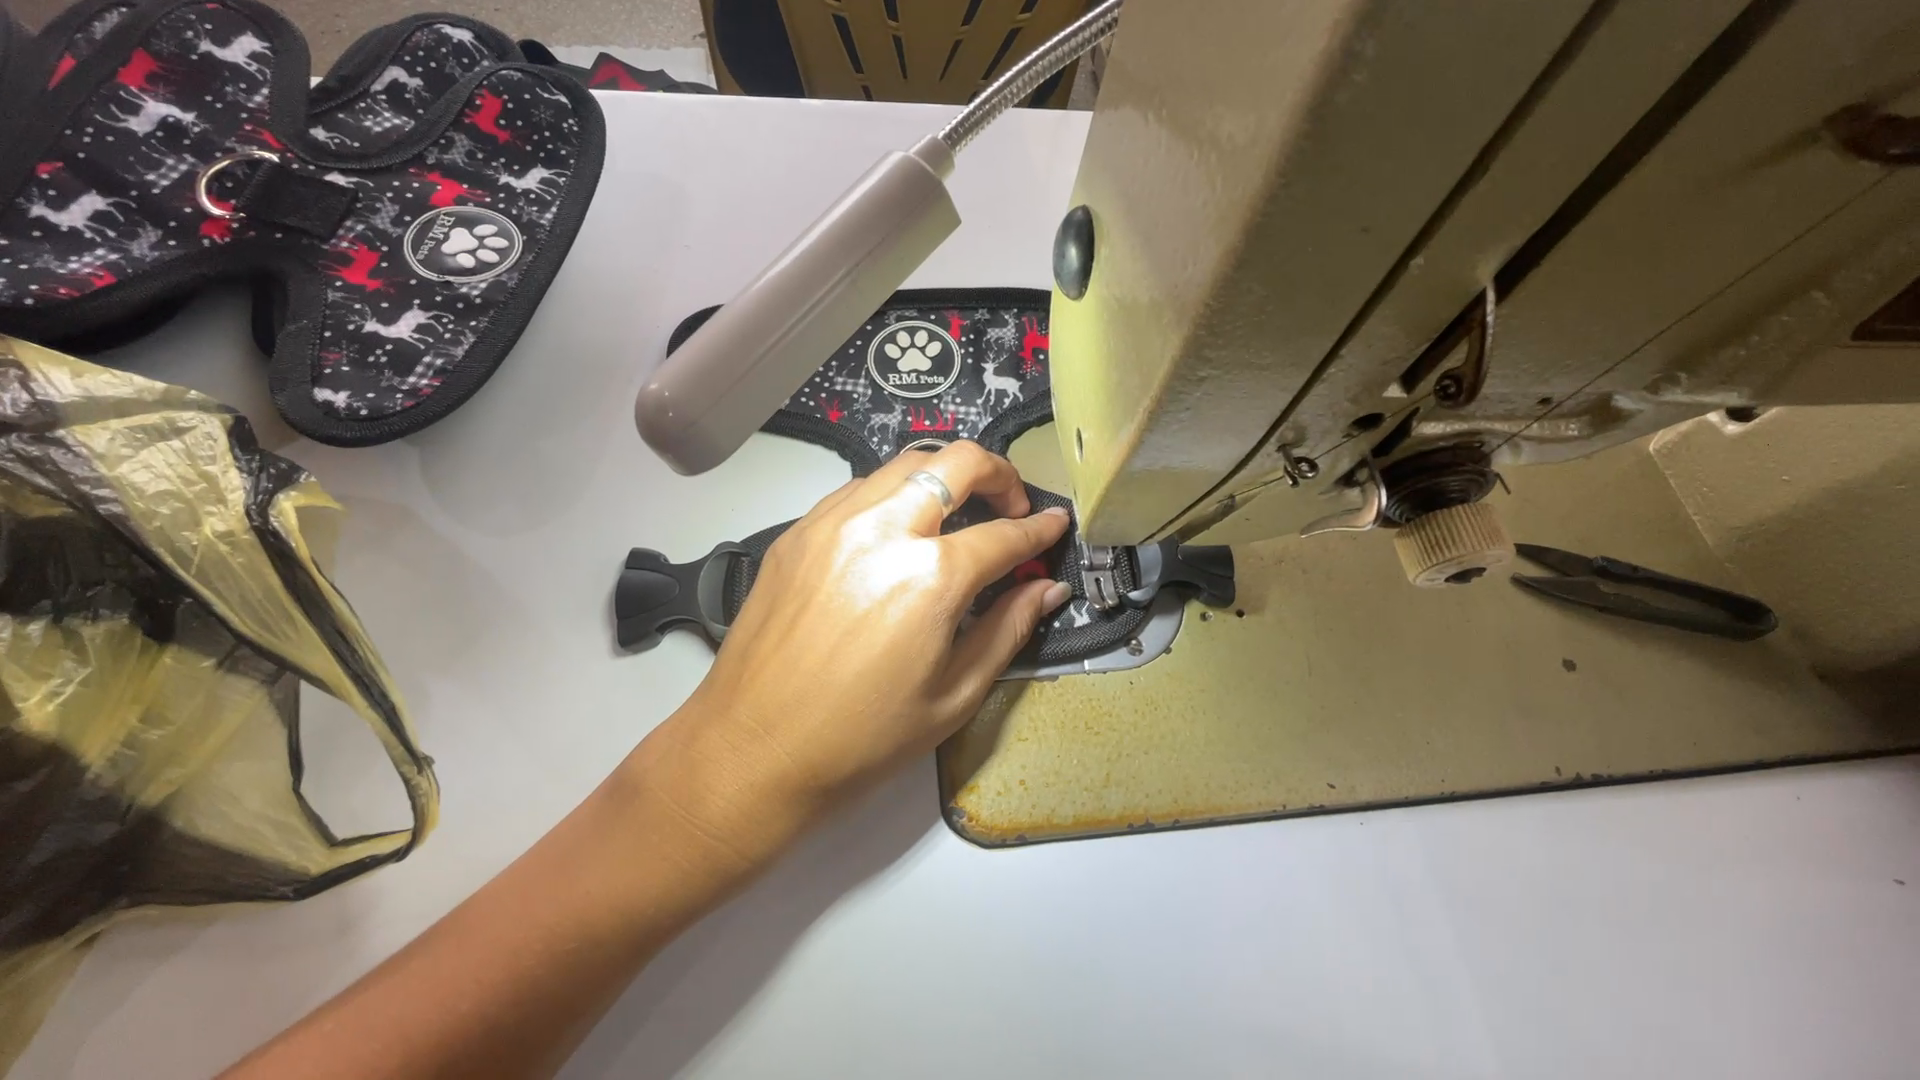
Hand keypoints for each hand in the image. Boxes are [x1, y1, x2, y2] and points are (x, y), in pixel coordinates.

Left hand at [639, 441, 1070, 855]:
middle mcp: (882, 529)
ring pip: (903, 464)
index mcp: (930, 576)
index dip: (1040, 529)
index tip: (1057, 525)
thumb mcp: (953, 696)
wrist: (753, 749)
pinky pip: (858, 489)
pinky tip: (898, 532)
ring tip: (957, 516)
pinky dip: (893, 494)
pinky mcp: (798, 532)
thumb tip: (1047, 588)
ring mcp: (832, 523)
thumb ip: (1007, 630)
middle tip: (1011, 508)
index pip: (1004, 533)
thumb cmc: (861, 739)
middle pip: (956, 462)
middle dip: (998, 474)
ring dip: (943, 477)